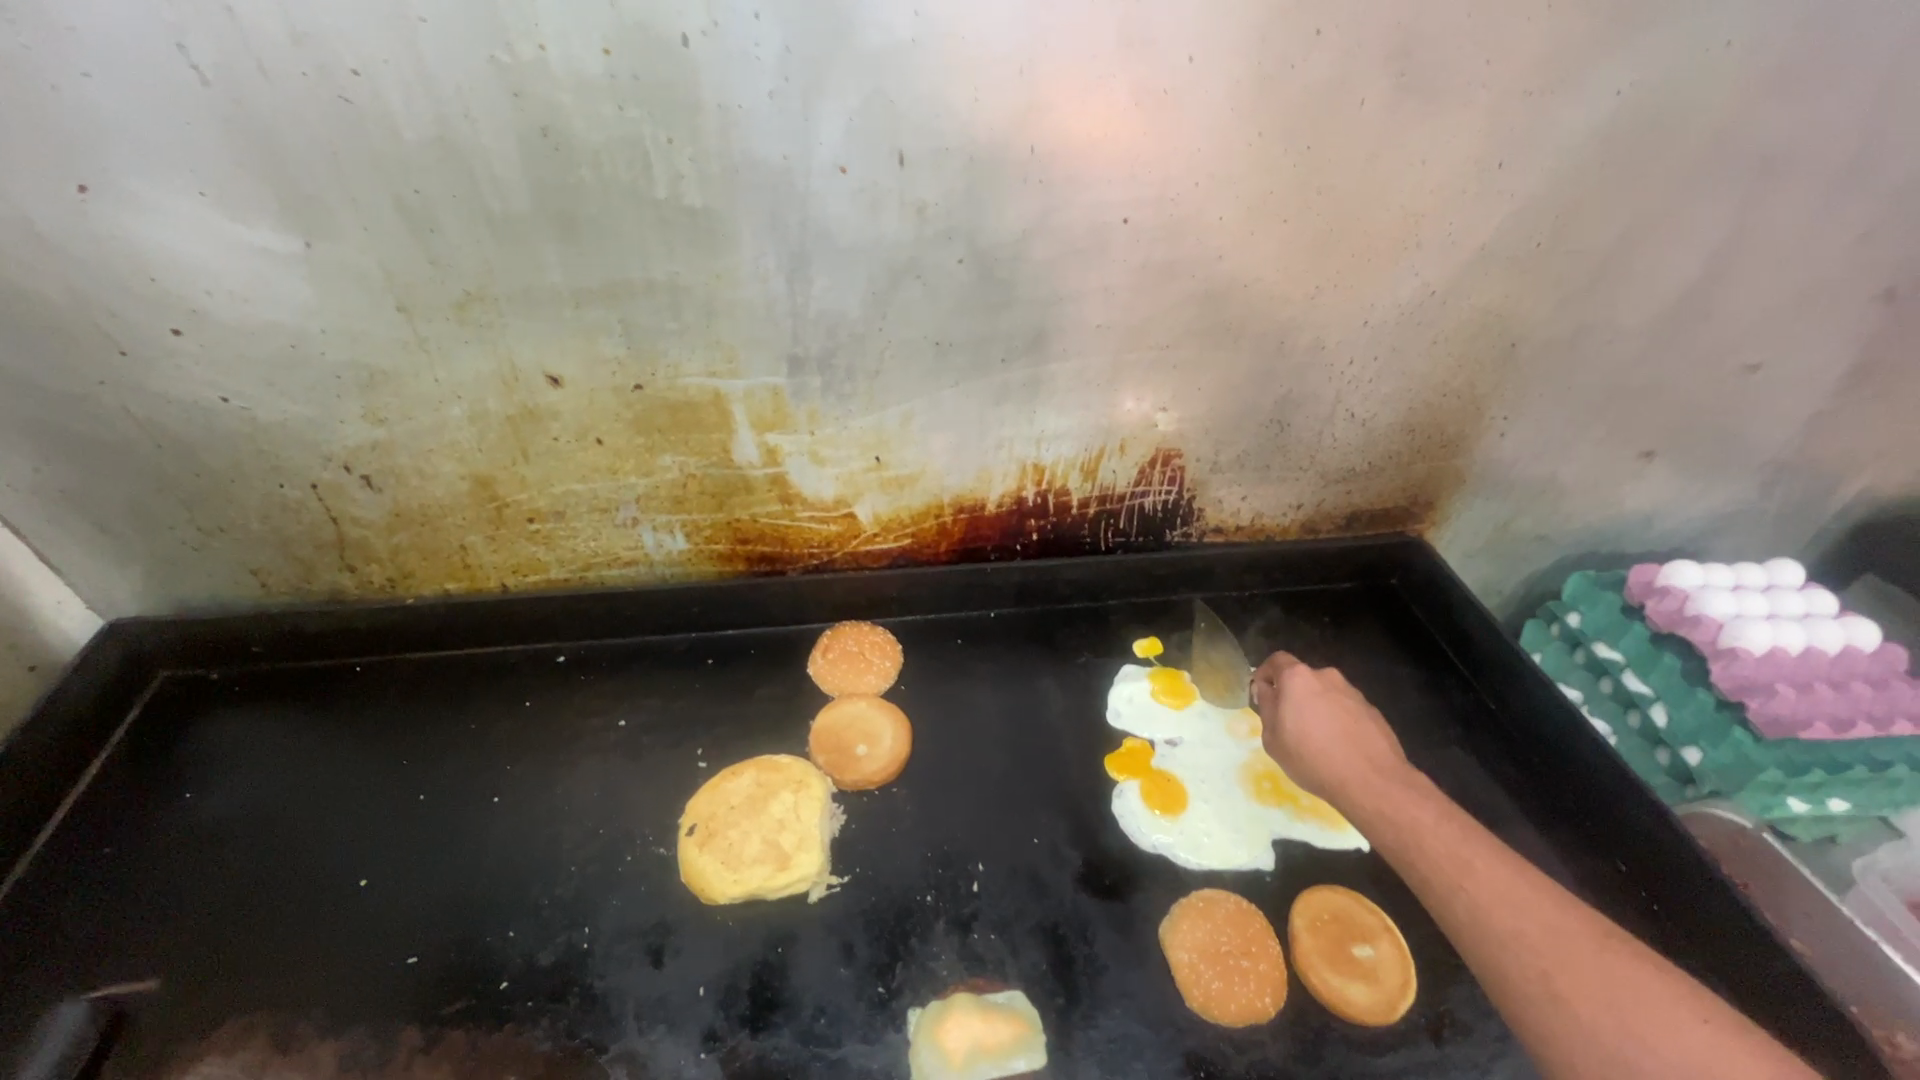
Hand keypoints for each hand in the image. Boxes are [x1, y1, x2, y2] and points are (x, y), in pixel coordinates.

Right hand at [1251, 651, 1410, 806]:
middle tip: (1288, 723)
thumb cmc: (1311, 758)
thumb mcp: (1272, 738)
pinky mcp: (1372, 711)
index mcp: (1297, 678)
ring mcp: (1353, 693)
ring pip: (1326, 694)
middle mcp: (1327, 677)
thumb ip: (1266, 707)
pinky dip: (1338, 721)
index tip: (1261, 695)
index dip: (1265, 675)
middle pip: (1302, 679)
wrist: (1371, 782)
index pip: (1276, 660)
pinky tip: (1340, 746)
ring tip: (1317, 739)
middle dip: (1293, 695)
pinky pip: (1346, 709)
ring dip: (1317, 708)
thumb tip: (1266, 690)